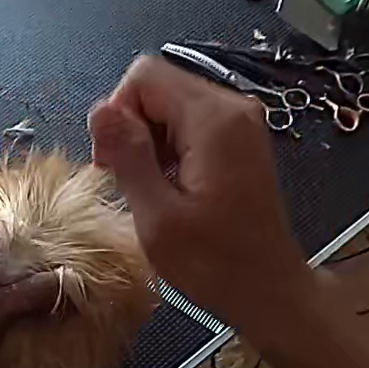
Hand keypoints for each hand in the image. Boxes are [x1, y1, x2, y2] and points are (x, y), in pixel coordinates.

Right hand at [89, 56, 326, 348]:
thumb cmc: (213, 264)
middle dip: (131, 128)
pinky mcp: (239, 144)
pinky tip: (171, 191)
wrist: (268, 291)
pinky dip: (169, 152)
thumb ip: (128, 156)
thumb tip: (99, 110)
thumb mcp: (158, 216)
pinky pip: (189, 127)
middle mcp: (232, 108)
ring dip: (149, 144)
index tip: (113, 165)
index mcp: (213, 119)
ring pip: (170, 108)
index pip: (143, 76)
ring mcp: (240, 125)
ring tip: (151, 193)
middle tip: (128, 184)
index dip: (117, 115)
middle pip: (158, 87)